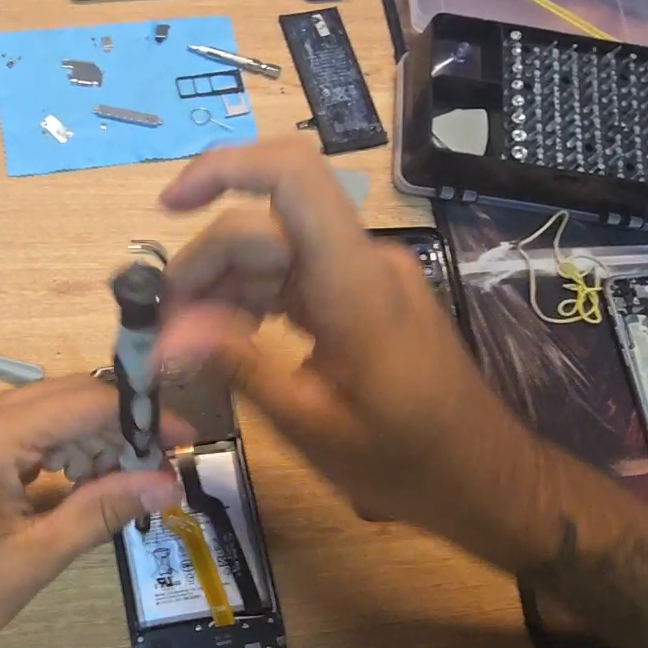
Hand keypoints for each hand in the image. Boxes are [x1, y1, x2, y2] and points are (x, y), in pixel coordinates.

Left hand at [0, 377, 186, 647]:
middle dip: (120, 427)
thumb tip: (168, 483)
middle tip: (162, 468)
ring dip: (93, 440)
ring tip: (130, 483)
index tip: (184, 440)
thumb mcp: (35, 558)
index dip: (142, 416)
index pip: (85, 402)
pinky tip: (87, 483)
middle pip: (68, 398)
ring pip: (49, 413)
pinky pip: (26, 433)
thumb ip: (102, 510)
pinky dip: (61, 452)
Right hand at [153, 138, 542, 543]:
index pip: (290, 176)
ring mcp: (363, 275)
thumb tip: (164, 336)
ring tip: (185, 340)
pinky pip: (294, 276)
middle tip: (165, 328)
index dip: (223, 170)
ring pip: (273, 250)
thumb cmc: (403, 458)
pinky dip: (252, 298)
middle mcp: (359, 260)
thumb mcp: (309, 421)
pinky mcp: (361, 296)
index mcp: (351, 281)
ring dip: (222, 285)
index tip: (168, 207)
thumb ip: (236, 364)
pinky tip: (227, 337)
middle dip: (204, 264)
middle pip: (264, 223)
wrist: (483, 477)